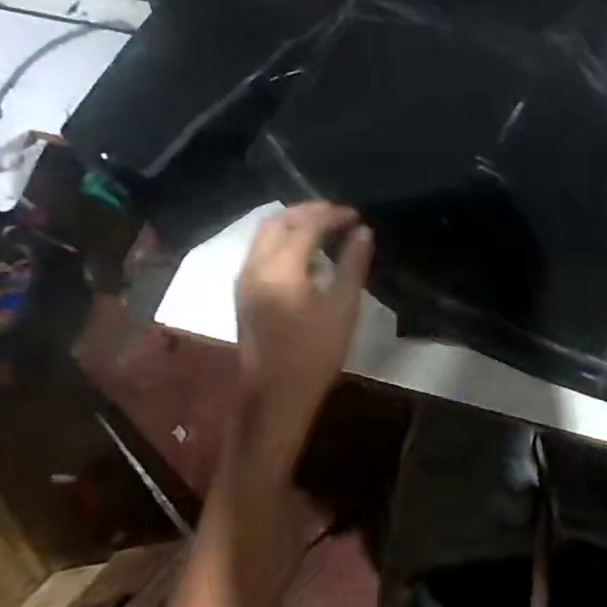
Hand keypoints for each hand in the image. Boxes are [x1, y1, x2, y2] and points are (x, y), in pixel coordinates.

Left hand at [236, 202, 373, 408]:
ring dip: (294, 224)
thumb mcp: (343, 307)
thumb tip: (363, 232)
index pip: (306, 225)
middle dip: (308, 211)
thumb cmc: (315, 353)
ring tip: (326, 229)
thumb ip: (353, 264)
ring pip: (265, 234)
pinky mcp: (243, 292)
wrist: (276, 395)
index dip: (333, 215)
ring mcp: (244, 279)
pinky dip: (283, 240)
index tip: (357, 216)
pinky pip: (261, 250)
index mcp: (280, 269)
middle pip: (277, 220)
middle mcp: (255, 267)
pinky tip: (308, 254)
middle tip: (339, 215)